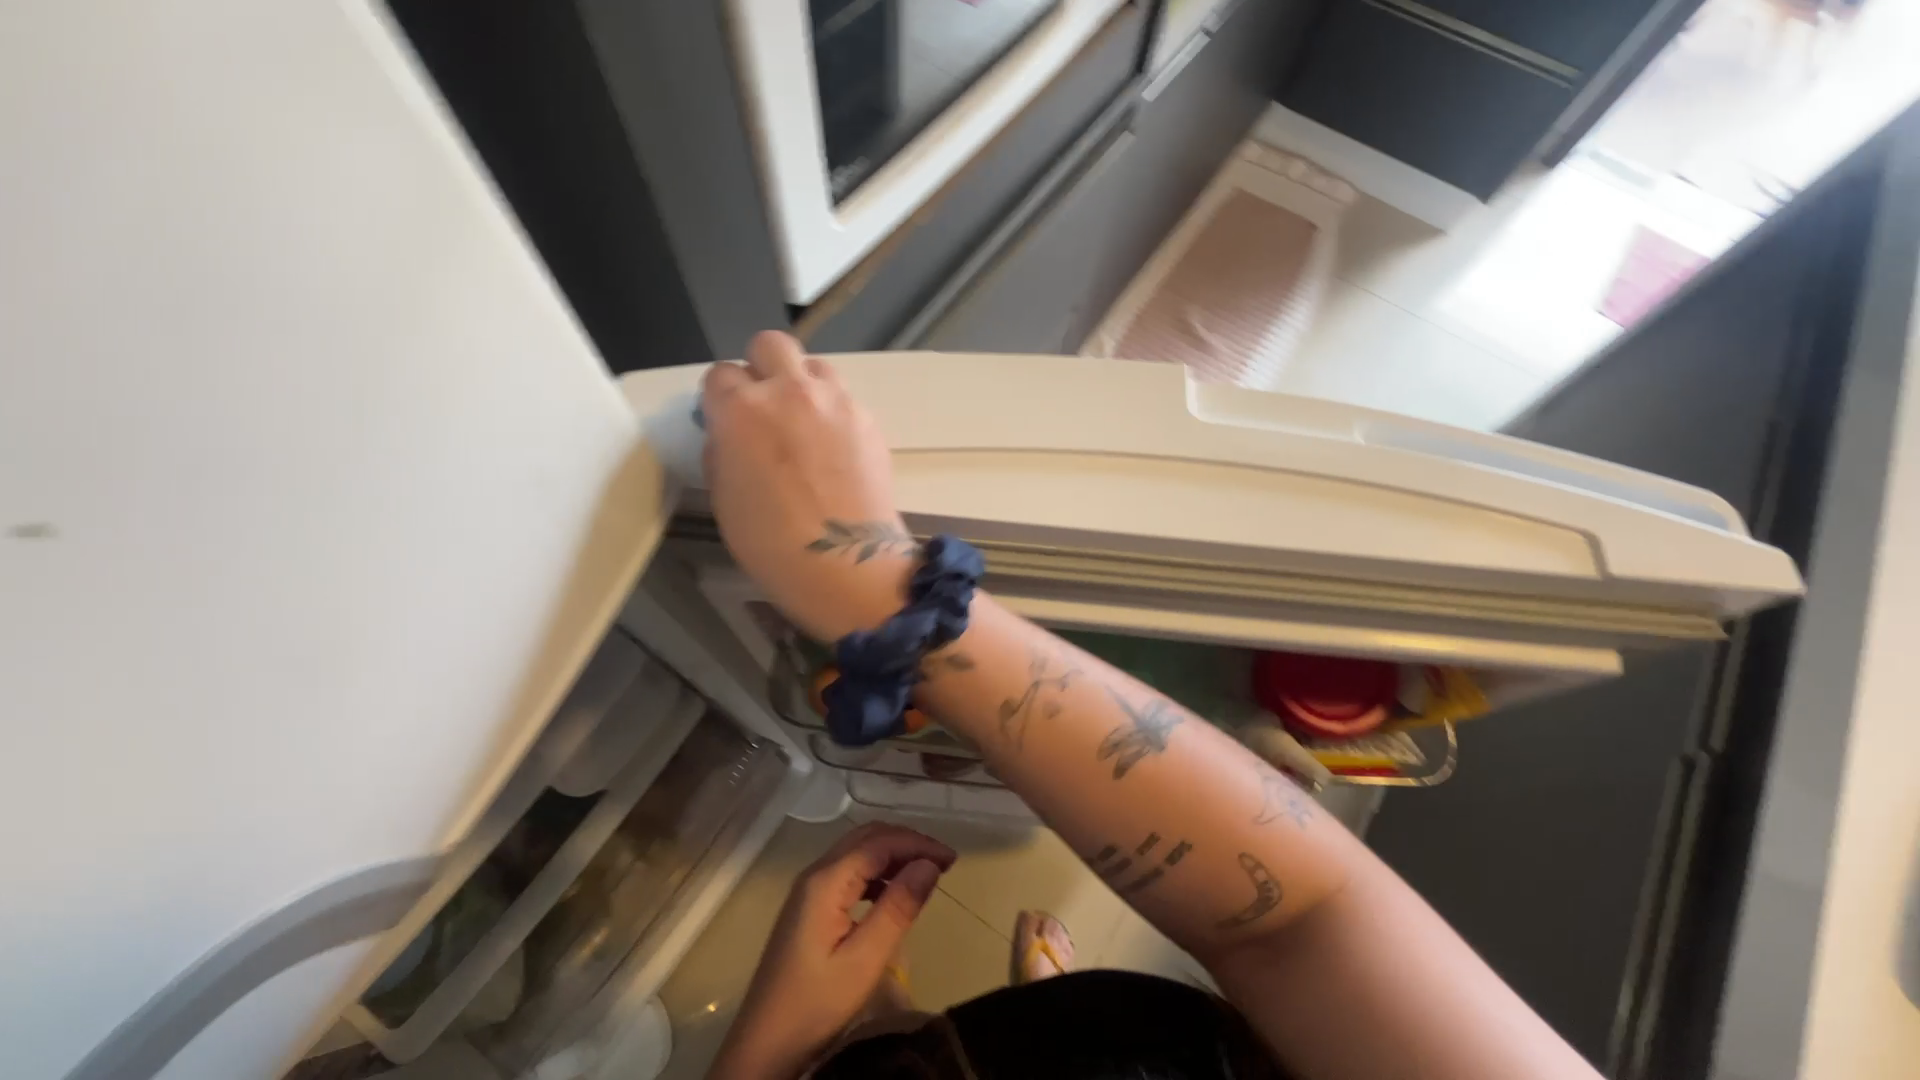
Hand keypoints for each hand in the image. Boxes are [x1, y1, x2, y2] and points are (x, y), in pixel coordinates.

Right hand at [703, 331, 913, 642]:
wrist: (847, 563)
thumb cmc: (773, 544)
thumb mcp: (723, 499)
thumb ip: (722, 451)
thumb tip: (729, 434)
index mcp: (742, 410)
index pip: (719, 374)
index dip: (720, 397)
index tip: (725, 419)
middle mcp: (789, 391)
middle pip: (769, 345)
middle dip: (761, 367)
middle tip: (763, 404)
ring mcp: (835, 401)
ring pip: (813, 365)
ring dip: (801, 383)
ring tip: (803, 421)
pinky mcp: (868, 419)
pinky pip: (843, 398)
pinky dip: (832, 412)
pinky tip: (833, 448)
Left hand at [709, 823, 956, 1079]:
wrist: (765, 1043)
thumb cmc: (816, 1003)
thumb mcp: (865, 960)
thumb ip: (898, 908)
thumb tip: (929, 865)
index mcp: (826, 881)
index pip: (879, 842)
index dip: (918, 844)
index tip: (953, 860)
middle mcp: (815, 874)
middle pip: (866, 838)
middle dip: (908, 842)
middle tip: (944, 863)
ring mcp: (809, 890)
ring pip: (857, 852)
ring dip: (893, 854)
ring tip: (926, 875)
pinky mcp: (810, 907)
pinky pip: (849, 872)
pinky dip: (878, 872)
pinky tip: (894, 893)